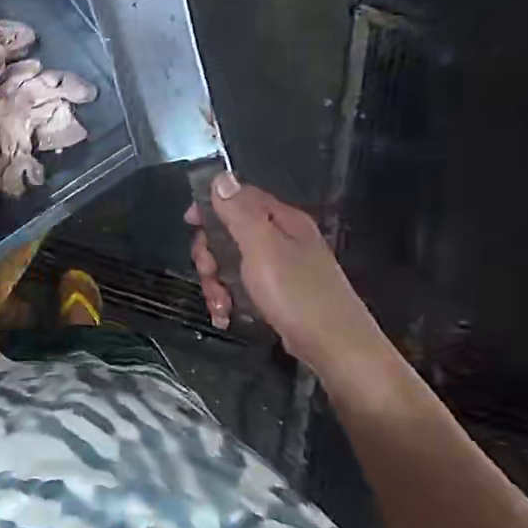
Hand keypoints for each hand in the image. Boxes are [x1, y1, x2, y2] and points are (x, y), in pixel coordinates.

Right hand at [184, 175, 389, 374]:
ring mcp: (280, 268)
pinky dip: (228, 298)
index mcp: (283, 221)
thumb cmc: (298, 296)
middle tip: (209, 271)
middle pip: (228, 231)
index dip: (210, 207)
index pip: (238, 197)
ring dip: (215, 281)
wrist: (337, 351)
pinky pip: (240, 285)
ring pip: (229, 262)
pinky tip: (226, 314)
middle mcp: (282, 239)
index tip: (190, 224)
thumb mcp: (263, 249)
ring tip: (220, 303)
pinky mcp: (276, 293)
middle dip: (209, 253)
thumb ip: (240, 212)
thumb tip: (221, 176)